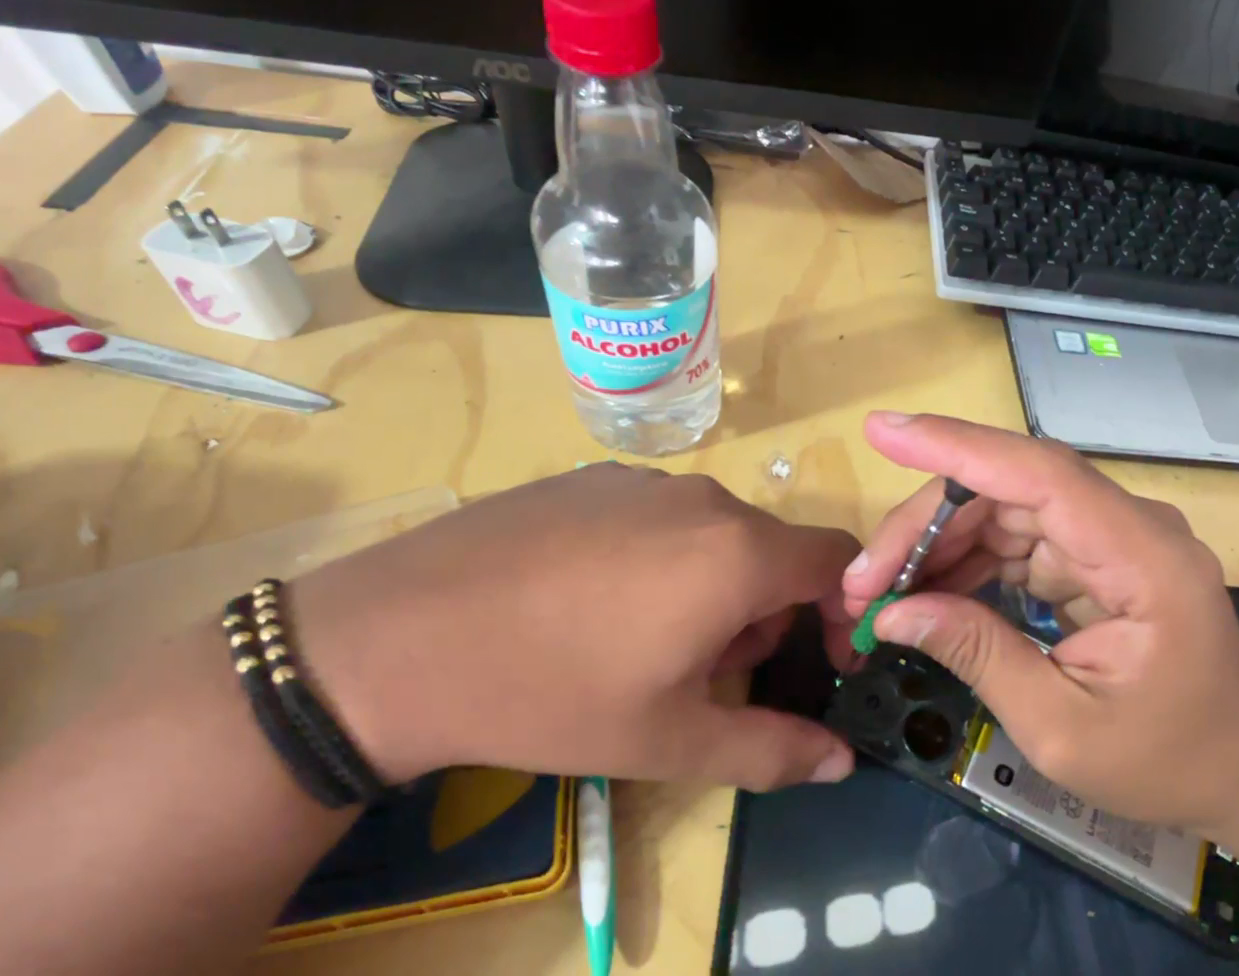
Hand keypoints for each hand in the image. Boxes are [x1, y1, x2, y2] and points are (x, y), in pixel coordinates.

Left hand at [289, 464, 859, 790]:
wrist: (392, 641)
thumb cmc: (551, 694)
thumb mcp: (669, 741)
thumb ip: (772, 750)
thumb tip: (842, 760)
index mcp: (737, 553)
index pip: (838, 559)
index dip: (846, 611)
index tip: (820, 663)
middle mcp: (702, 500)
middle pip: (773, 552)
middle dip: (765, 614)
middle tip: (706, 673)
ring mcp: (641, 480)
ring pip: (714, 534)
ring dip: (712, 588)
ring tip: (640, 644)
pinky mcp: (588, 478)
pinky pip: (659, 517)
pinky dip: (660, 558)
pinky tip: (589, 603)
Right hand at [841, 412, 1238, 833]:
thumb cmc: (1166, 761)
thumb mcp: (1061, 727)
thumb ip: (979, 655)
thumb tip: (894, 612)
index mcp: (1142, 558)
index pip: (1041, 475)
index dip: (958, 447)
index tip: (883, 431)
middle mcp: (1130, 529)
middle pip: (1010, 491)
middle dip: (926, 525)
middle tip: (862, 583)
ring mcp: (1114, 540)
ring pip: (1007, 511)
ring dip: (939, 544)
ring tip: (880, 593)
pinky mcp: (1099, 558)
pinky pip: (1021, 541)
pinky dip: (969, 562)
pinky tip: (927, 592)